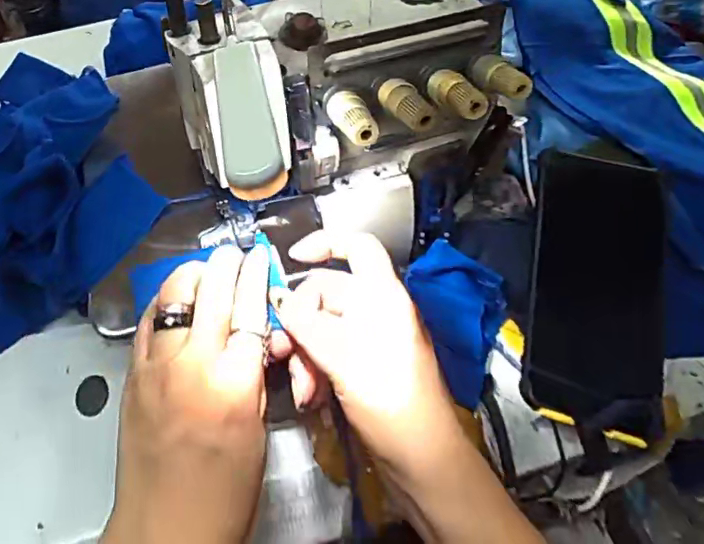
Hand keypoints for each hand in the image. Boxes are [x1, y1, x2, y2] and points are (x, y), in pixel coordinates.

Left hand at [105, 245, 281, 543]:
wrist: (163, 533)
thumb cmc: (223, 494)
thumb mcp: (258, 427)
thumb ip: (255, 372)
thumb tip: (255, 329)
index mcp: (234, 383)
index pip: (250, 308)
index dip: (256, 274)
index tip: (259, 256)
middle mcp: (194, 365)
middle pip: (212, 289)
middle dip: (226, 262)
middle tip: (234, 253)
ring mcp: (158, 367)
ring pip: (174, 295)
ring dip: (193, 274)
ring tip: (205, 271)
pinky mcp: (133, 376)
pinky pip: (148, 321)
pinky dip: (164, 302)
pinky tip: (175, 300)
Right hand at [271, 232, 462, 483]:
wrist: (424, 461)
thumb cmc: (392, 400)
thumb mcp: (342, 355)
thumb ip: (307, 323)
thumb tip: (279, 299)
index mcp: (382, 294)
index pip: (357, 246)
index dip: (325, 242)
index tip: (292, 256)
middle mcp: (377, 310)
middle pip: (327, 294)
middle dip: (300, 323)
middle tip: (282, 352)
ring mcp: (371, 340)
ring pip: (323, 329)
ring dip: (304, 355)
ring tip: (303, 388)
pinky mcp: (365, 368)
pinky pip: (329, 355)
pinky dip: (315, 372)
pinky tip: (312, 398)